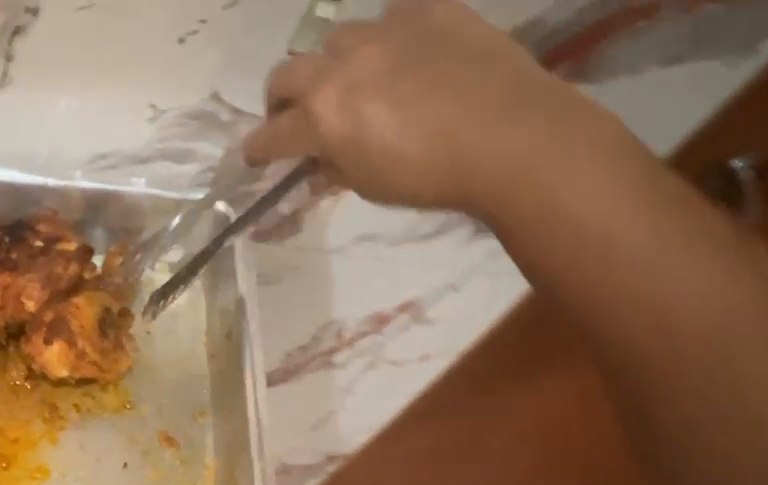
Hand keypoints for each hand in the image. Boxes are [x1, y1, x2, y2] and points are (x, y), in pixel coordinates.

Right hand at [243, 0, 622, 215]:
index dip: (258, 149)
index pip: (270, 134)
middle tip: (296, 116)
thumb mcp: (368, 184)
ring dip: (335, 62)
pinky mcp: (430, 9)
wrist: (512, 138)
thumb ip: (333, 166)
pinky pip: (394, 13)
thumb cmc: (431, 177)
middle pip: (286, 73)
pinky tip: (407, 53)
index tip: (256, 157)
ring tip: (357, 80)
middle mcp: (342, 66)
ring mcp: (386, 30)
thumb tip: (317, 163)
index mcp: (322, 115)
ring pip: (336, 38)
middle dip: (282, 98)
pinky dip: (390, 34)